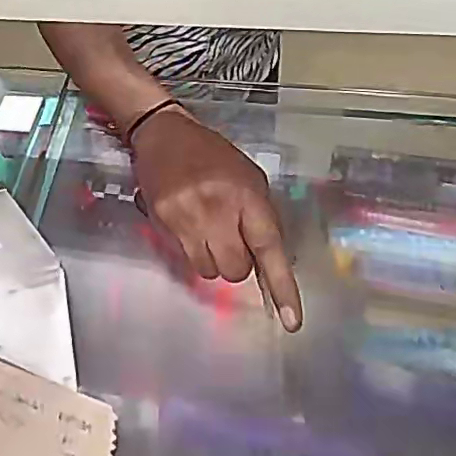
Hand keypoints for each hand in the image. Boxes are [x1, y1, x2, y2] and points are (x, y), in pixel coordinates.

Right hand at [128, 108, 302, 330]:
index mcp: (245, 194)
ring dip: (212, 258)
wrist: (164, 134)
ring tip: (206, 227)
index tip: (293, 320)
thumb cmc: (211, 154)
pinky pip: (184, 258)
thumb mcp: (248, 176)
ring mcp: (186, 218)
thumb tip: (263, 259)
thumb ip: (258, 215)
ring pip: (208, 270)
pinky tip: (187, 221)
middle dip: (237, 261)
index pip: (268, 247)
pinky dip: (191, 248)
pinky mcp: (162, 223)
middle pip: (234, 269)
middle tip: (230, 236)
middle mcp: (216, 209)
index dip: (282, 286)